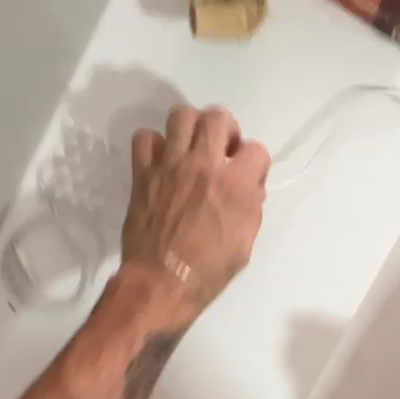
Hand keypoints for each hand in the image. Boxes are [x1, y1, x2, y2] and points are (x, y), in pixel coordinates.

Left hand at [123, 105, 269, 317]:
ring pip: (181, 115)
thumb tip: (250, 190)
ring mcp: (170, 165)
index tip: (250, 178)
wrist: (162, 283)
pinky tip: (162, 162)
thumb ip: (250, 210)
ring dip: (191, 128)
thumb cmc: (208, 273)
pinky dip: (155, 145)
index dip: (256, 163)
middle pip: (218, 117)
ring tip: (192, 149)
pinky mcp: (143, 172)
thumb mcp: (244, 246)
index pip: (256, 150)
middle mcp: (203, 165)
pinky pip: (146, 138)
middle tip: (222, 152)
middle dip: (226, 130)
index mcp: (234, 186)